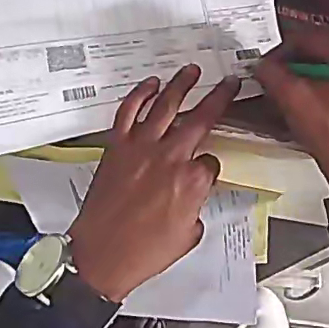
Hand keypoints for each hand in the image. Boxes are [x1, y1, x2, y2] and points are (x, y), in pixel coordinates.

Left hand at [68, 64, 238, 301]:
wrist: (100, 256)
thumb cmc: (142, 252)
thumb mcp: (187, 234)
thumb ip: (196, 204)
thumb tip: (194, 192)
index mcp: (191, 182)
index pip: (212, 161)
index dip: (210, 166)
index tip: (205, 172)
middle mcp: (169, 158)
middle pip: (202, 118)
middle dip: (220, 97)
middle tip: (229, 84)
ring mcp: (141, 148)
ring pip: (167, 105)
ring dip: (182, 84)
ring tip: (192, 71)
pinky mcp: (116, 147)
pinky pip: (129, 111)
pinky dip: (140, 94)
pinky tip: (151, 84)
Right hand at [254, 26, 328, 193]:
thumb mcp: (294, 98)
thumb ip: (273, 74)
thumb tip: (261, 64)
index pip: (307, 38)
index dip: (281, 50)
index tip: (265, 63)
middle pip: (315, 50)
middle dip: (289, 62)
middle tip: (269, 74)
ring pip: (320, 64)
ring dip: (297, 73)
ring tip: (279, 87)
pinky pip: (327, 77)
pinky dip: (309, 83)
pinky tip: (295, 97)